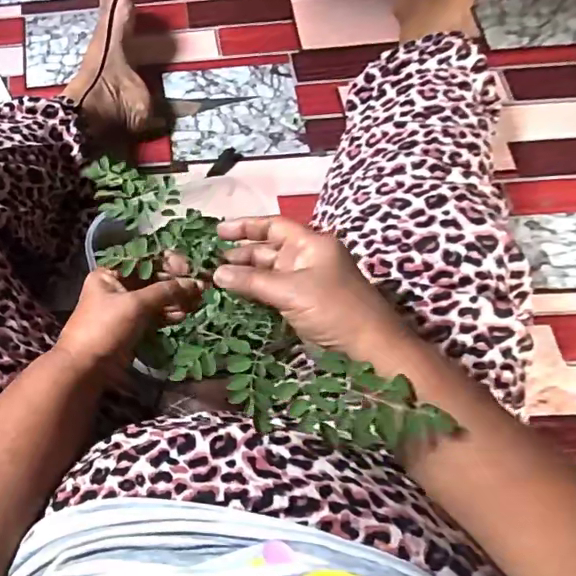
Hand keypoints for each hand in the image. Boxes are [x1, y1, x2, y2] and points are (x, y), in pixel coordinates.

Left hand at [54, 269, 202, 377]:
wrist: (86, 366)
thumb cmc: (105, 328)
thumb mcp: (135, 304)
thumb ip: (165, 291)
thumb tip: (195, 283)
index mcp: (110, 274)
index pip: (144, 259)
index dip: (168, 262)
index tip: (190, 269)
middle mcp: (117, 287)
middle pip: (152, 278)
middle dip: (176, 283)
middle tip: (201, 288)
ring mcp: (125, 307)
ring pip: (156, 298)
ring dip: (176, 299)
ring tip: (197, 302)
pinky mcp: (133, 326)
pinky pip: (155, 315)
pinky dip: (169, 314)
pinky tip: (184, 315)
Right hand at [212, 215, 407, 355]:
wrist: (369, 349)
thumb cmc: (335, 310)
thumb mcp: (290, 291)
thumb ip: (251, 281)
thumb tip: (216, 273)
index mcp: (311, 245)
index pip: (273, 227)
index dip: (245, 226)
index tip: (217, 231)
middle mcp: (305, 259)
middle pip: (265, 250)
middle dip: (237, 255)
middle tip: (206, 263)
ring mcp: (302, 282)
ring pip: (264, 273)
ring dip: (240, 276)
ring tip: (212, 280)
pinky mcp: (298, 304)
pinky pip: (268, 292)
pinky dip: (249, 292)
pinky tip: (228, 296)